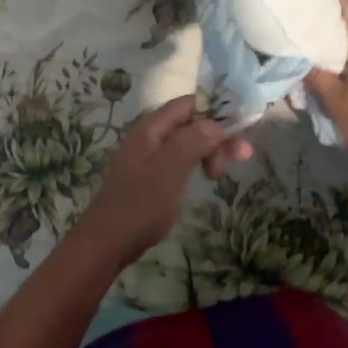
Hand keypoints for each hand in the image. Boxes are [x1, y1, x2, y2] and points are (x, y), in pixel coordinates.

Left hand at [75, 97, 252, 266]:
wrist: (107, 242)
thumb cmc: (140, 204)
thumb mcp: (171, 168)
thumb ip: (194, 140)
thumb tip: (217, 124)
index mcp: (150, 127)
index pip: (188, 104)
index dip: (215, 113)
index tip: (239, 133)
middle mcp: (147, 135)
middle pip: (189, 123)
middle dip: (216, 136)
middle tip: (240, 159)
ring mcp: (146, 157)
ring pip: (185, 143)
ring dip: (208, 151)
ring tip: (218, 176)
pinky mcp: (148, 176)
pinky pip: (177, 160)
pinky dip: (195, 164)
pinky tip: (203, 179)